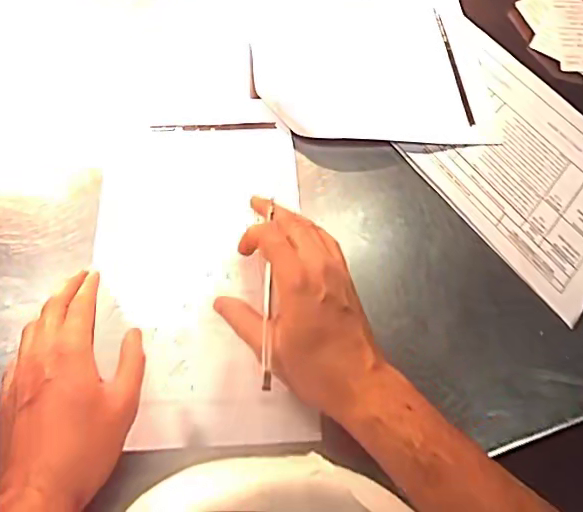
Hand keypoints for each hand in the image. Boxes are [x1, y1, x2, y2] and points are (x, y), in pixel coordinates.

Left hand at [0, 271, 144, 511]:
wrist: (36, 497)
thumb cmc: (81, 454)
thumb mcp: (123, 406)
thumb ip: (131, 364)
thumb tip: (133, 337)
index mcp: (69, 355)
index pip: (78, 308)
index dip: (88, 287)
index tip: (94, 276)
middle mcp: (40, 360)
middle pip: (50, 311)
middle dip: (66, 289)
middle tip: (78, 278)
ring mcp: (18, 379)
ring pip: (30, 330)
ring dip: (46, 310)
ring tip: (59, 303)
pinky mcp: (6, 400)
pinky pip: (17, 356)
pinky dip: (30, 339)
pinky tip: (35, 347)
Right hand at [213, 197, 390, 421]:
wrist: (360, 380)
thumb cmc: (314, 368)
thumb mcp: (271, 348)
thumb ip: (243, 320)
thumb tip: (222, 302)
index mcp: (297, 280)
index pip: (273, 237)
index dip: (254, 234)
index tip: (243, 250)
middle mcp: (319, 266)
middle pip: (295, 224)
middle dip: (273, 211)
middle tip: (256, 203)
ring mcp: (336, 268)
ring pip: (313, 228)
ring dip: (293, 217)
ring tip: (276, 214)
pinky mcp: (346, 275)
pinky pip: (327, 240)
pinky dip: (311, 229)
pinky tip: (303, 235)